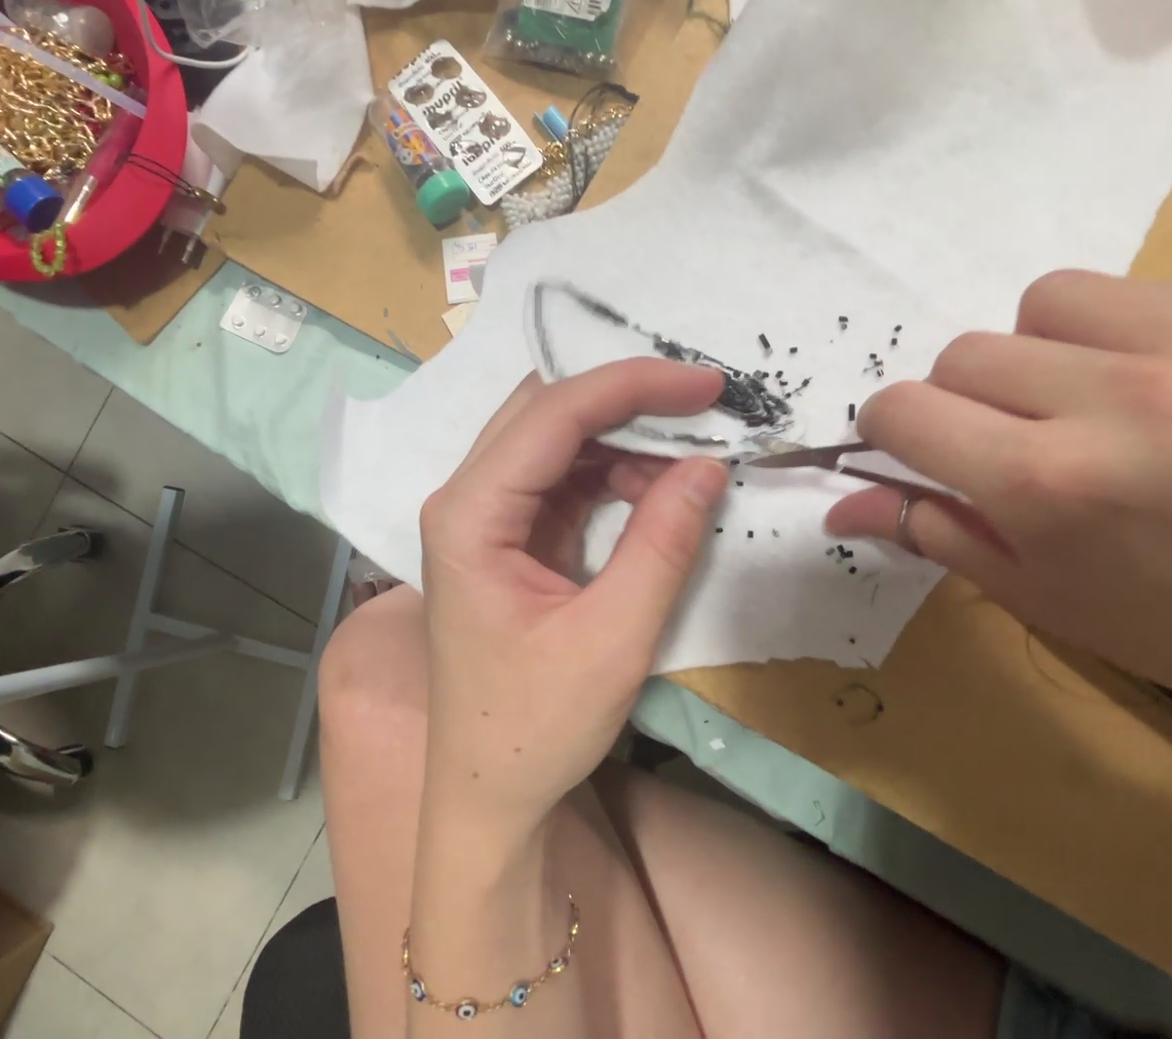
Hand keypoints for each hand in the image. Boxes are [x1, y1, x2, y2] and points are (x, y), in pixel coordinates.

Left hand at [417, 361, 729, 834]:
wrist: (488, 788)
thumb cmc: (537, 725)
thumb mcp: (612, 638)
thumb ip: (660, 544)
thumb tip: (708, 464)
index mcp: (470, 516)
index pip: (551, 415)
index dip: (631, 385)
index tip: (706, 383)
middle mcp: (463, 501)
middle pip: (542, 413)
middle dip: (624, 399)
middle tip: (702, 405)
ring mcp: (481, 519)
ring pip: (551, 441)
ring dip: (619, 437)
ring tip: (687, 456)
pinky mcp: (504, 539)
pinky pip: (558, 481)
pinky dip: (608, 474)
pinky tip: (653, 488)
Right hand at [828, 272, 1171, 793]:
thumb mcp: (1044, 597)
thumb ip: (933, 531)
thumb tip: (838, 506)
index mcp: (1044, 483)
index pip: (902, 409)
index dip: (894, 432)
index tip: (925, 451)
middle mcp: (1115, 398)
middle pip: (964, 351)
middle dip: (970, 399)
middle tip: (1025, 443)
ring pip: (1049, 300)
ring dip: (1047, 350)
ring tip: (1103, 403)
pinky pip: (1153, 292)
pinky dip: (1139, 337)